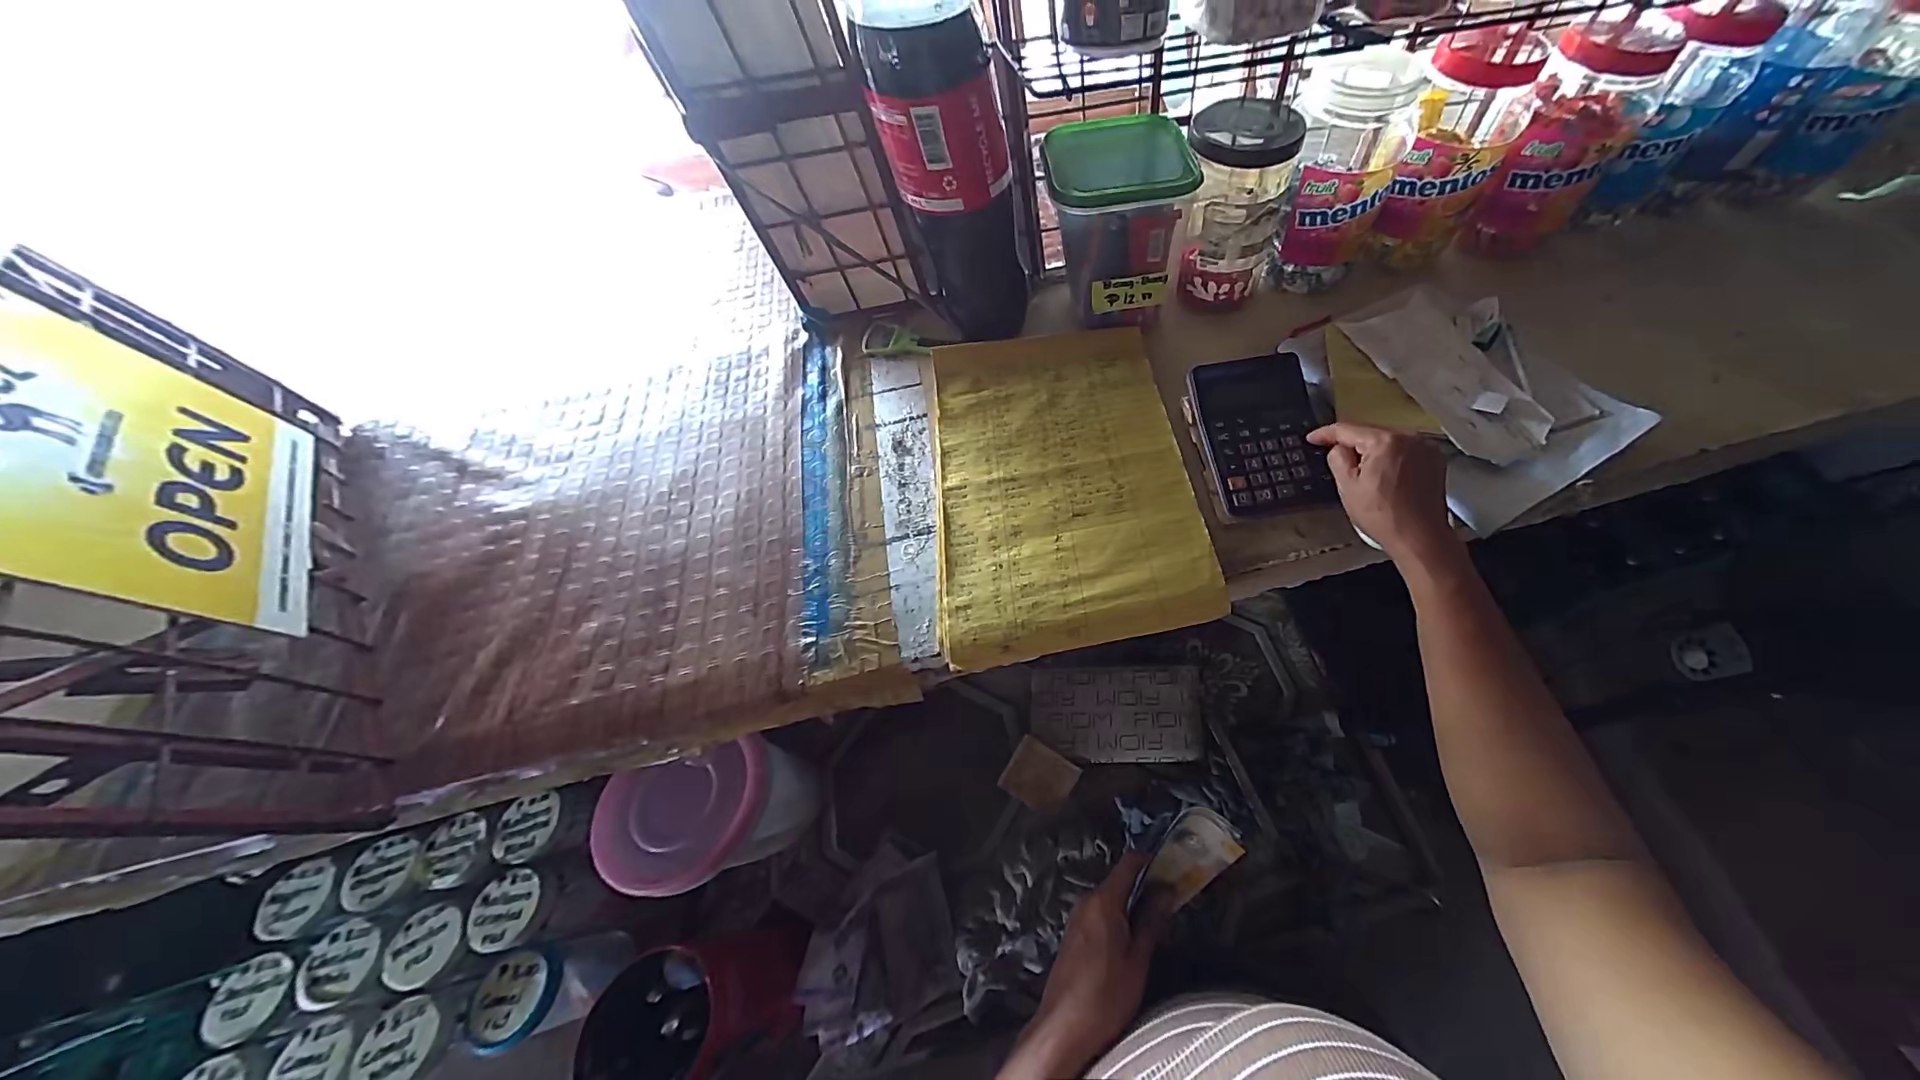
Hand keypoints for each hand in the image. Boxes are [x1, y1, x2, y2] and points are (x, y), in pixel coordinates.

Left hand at [997, 851, 1171, 1079]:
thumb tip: (1166, 890)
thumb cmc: (1106, 995)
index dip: (1151, 862)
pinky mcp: (1074, 933)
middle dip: (1146, 889)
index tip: (1174, 869)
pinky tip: (1133, 942)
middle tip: (1173, 906)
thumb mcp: (1138, 960)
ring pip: (1111, 899)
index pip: (1129, 864)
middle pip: (1120, 881)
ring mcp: (1078, 916)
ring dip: (1134, 907)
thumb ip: (1152, 921)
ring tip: (1159, 928)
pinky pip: (1101, 914)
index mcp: (1104, 901)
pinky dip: (1119, 919)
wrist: (1064, 1026)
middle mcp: (1087, 901)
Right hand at [1306, 422, 1459, 570]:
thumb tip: (1338, 447)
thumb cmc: (1381, 514)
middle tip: (1336, 460)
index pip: (1348, 429)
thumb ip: (1337, 458)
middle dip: (1352, 444)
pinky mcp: (1435, 459)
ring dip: (1372, 451)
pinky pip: (1404, 450)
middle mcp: (1410, 437)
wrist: (1419, 536)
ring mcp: (1426, 448)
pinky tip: (1384, 475)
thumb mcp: (1347, 486)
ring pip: (1388, 441)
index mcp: (1385, 441)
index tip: (1312, 439)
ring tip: (1362, 472)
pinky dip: (1390, 457)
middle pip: (1370, 433)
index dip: (1325, 433)